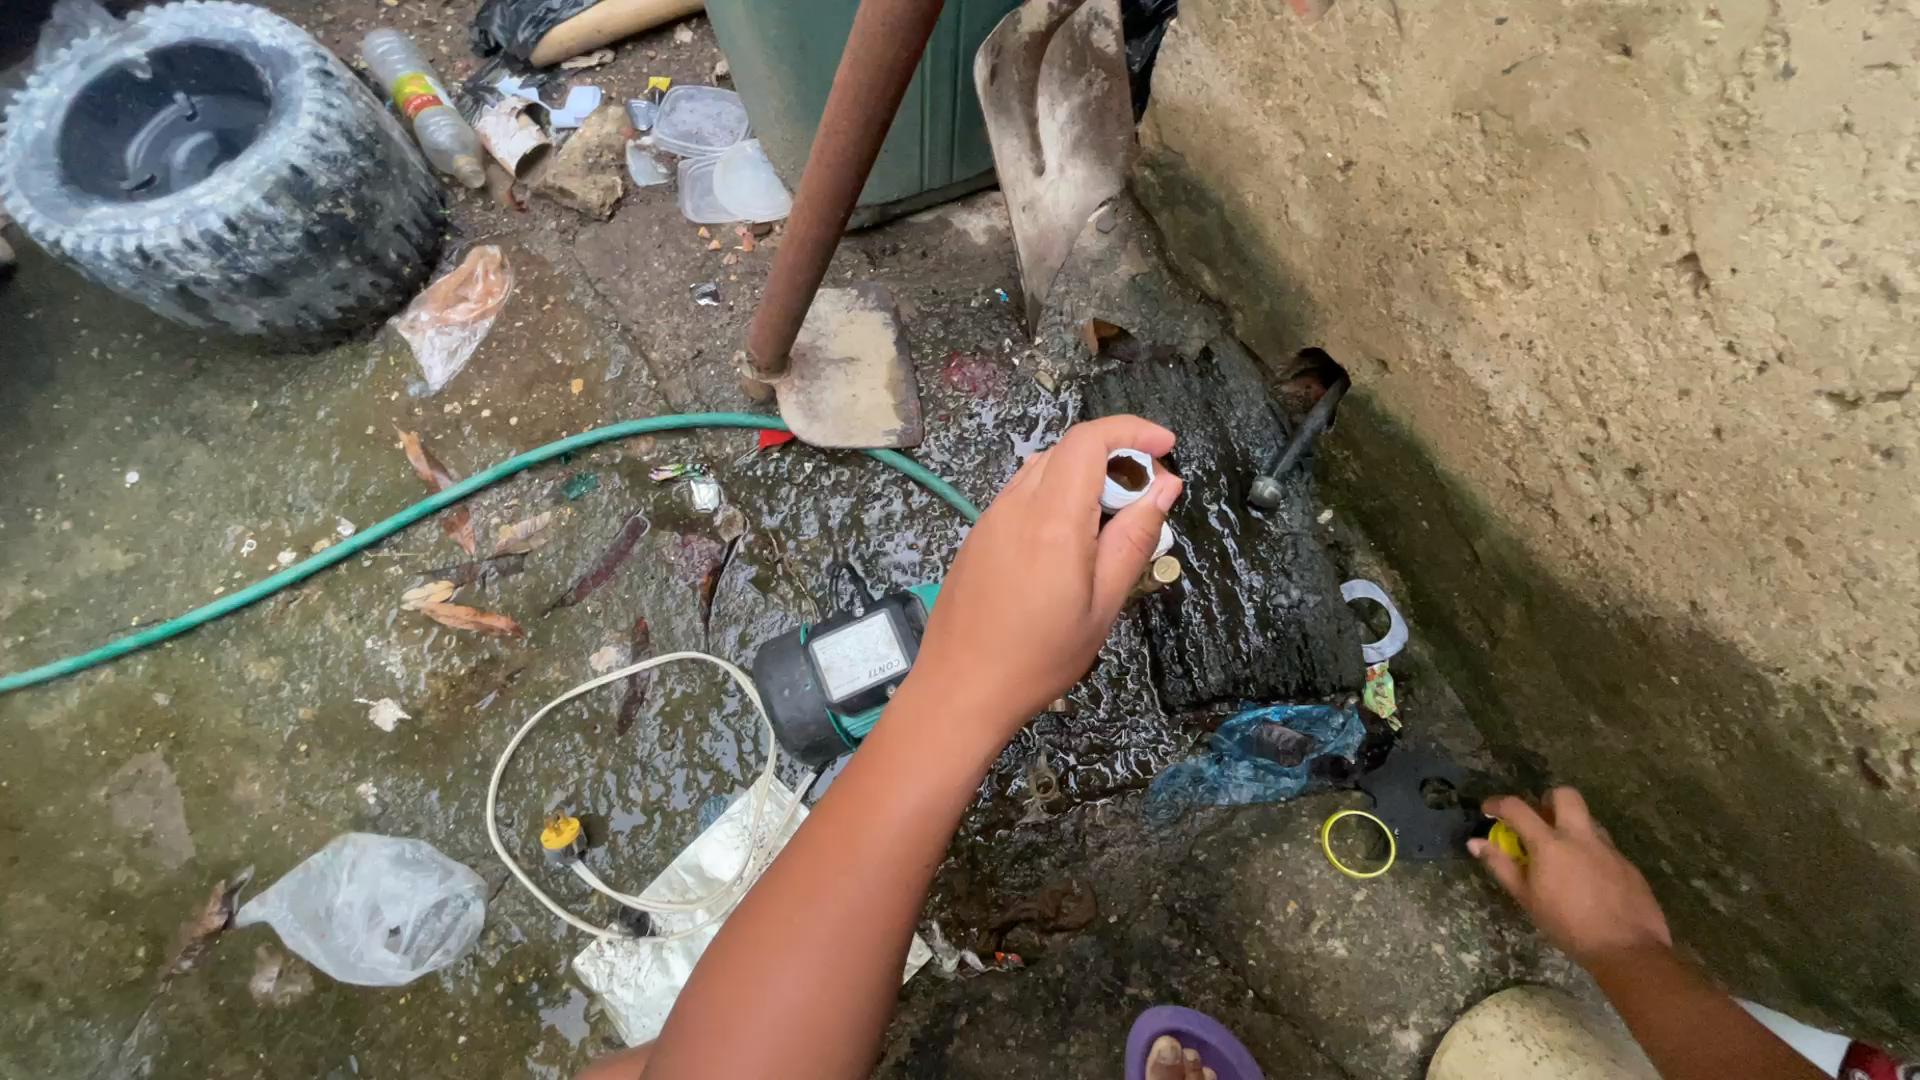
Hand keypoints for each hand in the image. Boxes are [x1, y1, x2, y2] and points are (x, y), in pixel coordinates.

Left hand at [904, 415, 1181, 739]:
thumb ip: (1134, 539)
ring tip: (1111, 521)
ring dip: (1084, 476)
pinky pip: (1021, 494)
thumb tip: (1163, 488)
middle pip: (1068, 450)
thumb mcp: (1102, 606)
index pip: (1090, 441)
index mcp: (1052, 519)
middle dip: (1115, 457)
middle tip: (1146, 497)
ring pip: (1043, 469)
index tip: (1166, 446)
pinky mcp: (977, 536)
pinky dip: (1055, 495)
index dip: (1133, 431)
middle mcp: (1015, 506)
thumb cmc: (1038, 658)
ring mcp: (990, 518)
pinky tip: (1068, 540)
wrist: (959, 688)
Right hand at [1471, 787, 1671, 965]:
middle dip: (1548, 800)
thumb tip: (1475, 842)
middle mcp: (1581, 839)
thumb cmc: (1568, 925)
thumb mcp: (1526, 897)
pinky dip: (1590, 854)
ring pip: (1589, 821)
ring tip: (1563, 853)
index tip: (1488, 810)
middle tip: (1539, 820)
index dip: (1498, 803)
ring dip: (1571, 827)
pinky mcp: (1630, 867)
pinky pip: (1606, 848)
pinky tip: (1589, 880)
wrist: (1630, 953)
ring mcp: (1610, 851)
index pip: (1517, 808)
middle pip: (1566, 795)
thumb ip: (1500, 865)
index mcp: (1550, 844)